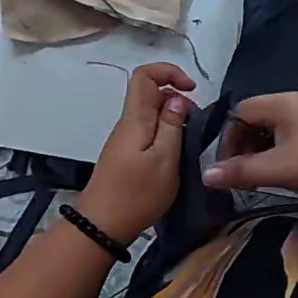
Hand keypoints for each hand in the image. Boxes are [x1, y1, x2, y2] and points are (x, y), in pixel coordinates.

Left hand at [75, 63, 194, 242]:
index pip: (144, 75)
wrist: (103, 226)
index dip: (169, 72)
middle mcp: (127, 123)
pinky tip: (175, 156)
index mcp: (135, 118)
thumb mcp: (165, 160)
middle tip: (195, 124)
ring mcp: (124, 140)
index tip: (192, 90)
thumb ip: (172, 126)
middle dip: (177, 99)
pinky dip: (165, 135)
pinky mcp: (126, 155)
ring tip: (188, 143)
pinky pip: (148, 132)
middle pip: (150, 93)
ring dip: (173, 119)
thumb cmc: (137, 193)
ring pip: (151, 114)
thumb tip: (177, 99)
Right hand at [202, 92, 297, 203]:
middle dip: (243, 146)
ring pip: (273, 129)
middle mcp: (296, 102)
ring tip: (261, 176)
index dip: (227, 138)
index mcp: (282, 103)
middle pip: (255, 118)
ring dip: (262, 151)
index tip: (227, 166)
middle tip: (242, 174)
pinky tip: (285, 173)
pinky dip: (280, 152)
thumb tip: (205, 175)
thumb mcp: (278, 170)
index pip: (239, 111)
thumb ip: (240, 172)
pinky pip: (291, 135)